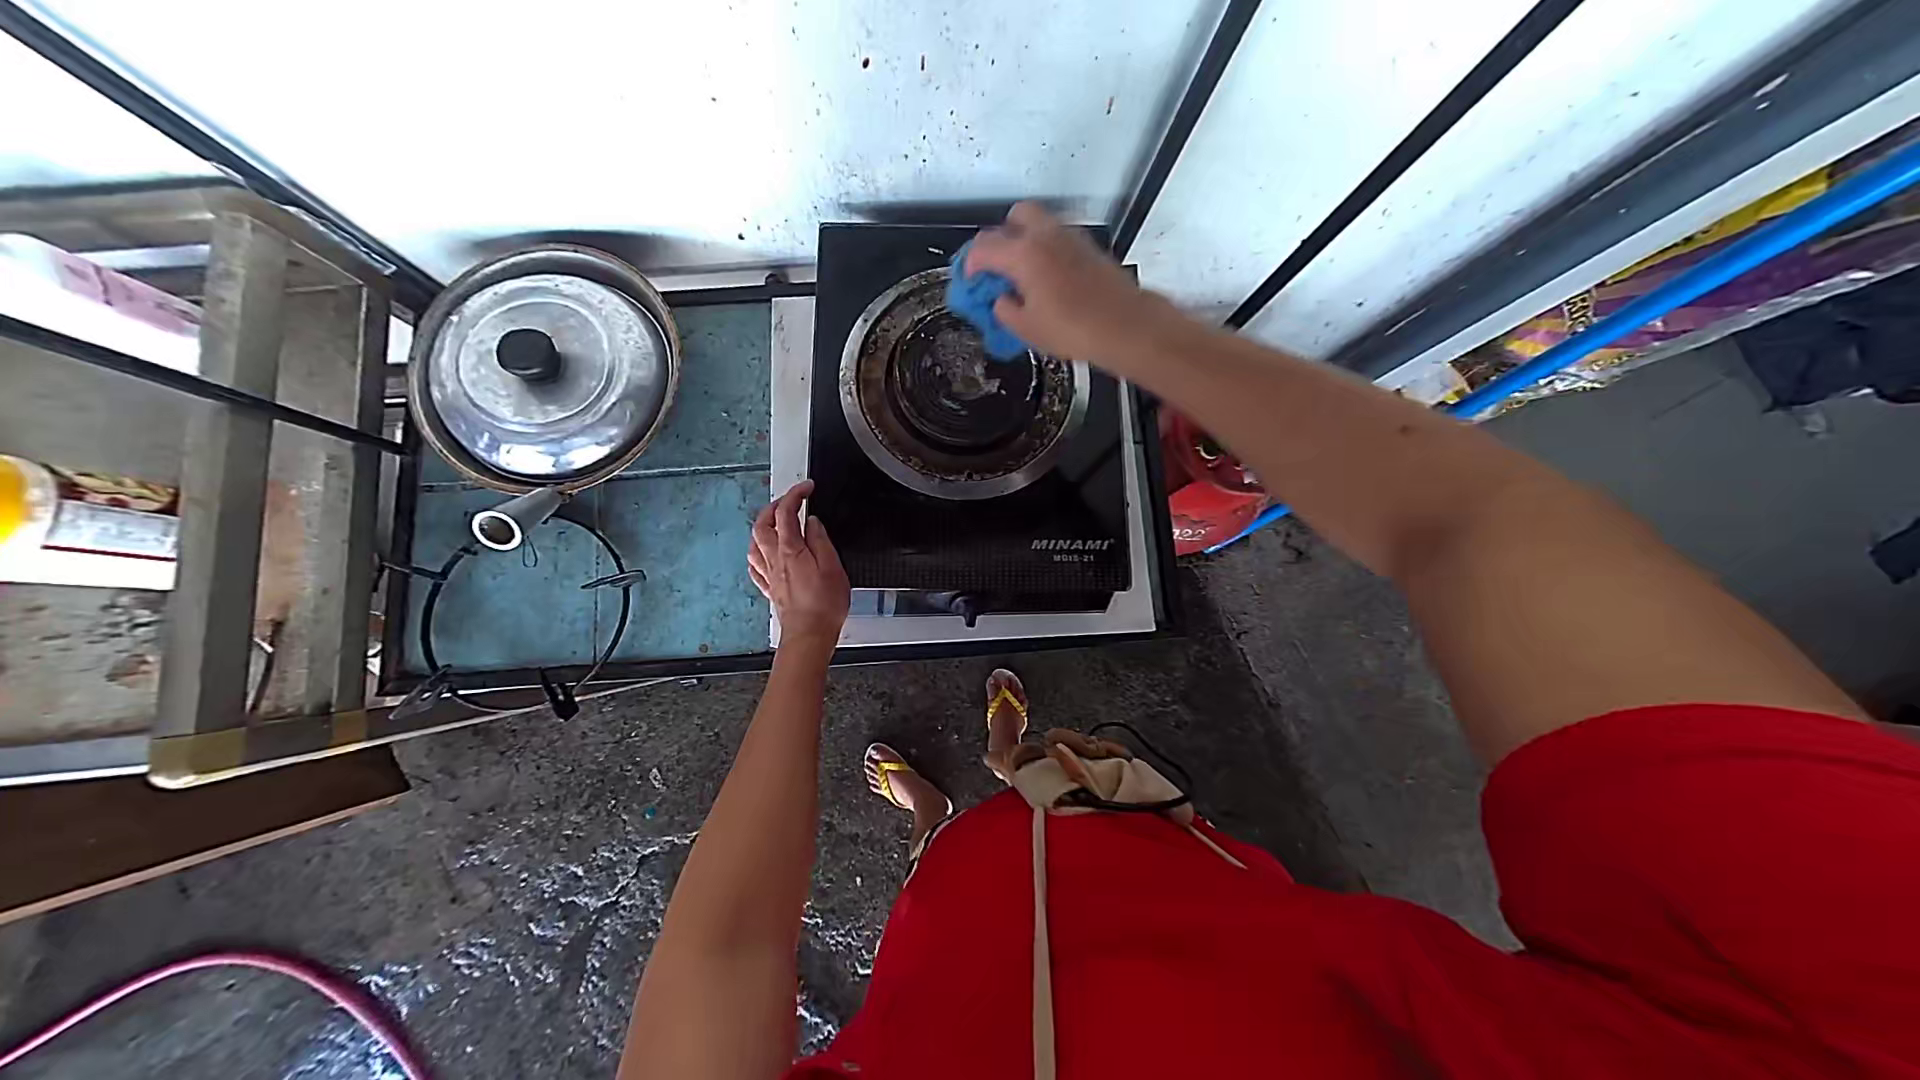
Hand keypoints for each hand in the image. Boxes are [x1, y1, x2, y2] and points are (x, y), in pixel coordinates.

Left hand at [748, 480, 849, 647]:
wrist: (809, 635)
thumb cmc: (823, 606)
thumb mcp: (832, 566)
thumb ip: (820, 540)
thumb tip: (812, 523)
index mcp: (791, 550)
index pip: (787, 512)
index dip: (795, 494)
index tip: (806, 487)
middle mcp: (775, 560)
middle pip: (763, 524)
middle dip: (774, 507)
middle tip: (789, 500)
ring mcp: (770, 575)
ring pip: (754, 543)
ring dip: (762, 527)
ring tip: (774, 521)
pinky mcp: (771, 589)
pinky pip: (755, 565)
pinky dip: (758, 552)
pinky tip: (763, 554)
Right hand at [963, 201, 1175, 361]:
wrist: (1123, 326)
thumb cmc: (1079, 327)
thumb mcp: (1026, 328)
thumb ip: (1004, 310)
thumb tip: (1001, 303)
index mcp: (1024, 254)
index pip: (983, 247)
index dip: (970, 263)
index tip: (970, 277)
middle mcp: (1047, 237)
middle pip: (1014, 218)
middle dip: (1000, 238)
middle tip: (995, 265)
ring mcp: (1071, 238)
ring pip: (1039, 224)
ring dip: (1025, 241)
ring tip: (1021, 273)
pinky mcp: (1089, 248)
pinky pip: (1059, 239)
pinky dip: (1047, 250)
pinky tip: (1047, 278)